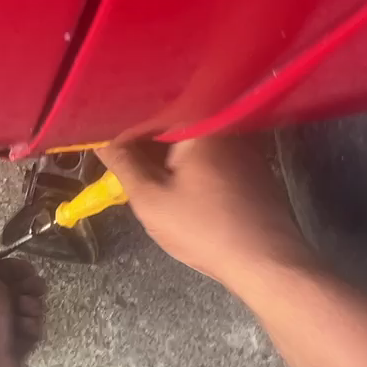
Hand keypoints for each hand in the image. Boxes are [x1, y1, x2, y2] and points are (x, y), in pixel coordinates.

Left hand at [0, 245, 46, 366]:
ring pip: (26, 308)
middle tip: (34, 292)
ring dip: (32, 309)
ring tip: (25, 317)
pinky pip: (29, 330)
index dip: (16, 267)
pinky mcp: (11, 345)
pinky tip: (25, 333)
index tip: (27, 270)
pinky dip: (30, 329)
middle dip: (29, 288)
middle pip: (16, 287)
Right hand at [100, 134, 318, 287]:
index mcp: (200, 123)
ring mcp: (243, 145)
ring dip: (166, 151)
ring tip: (140, 167)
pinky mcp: (251, 167)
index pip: (154, 105)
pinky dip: (189, 162)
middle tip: (118, 154)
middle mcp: (226, 125)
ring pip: (192, 138)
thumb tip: (101, 140)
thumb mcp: (151, 199)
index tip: (102, 133)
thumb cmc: (205, 229)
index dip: (125, 118)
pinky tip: (174, 182)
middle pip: (175, 119)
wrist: (265, 262)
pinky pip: (211, 154)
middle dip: (145, 136)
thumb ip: (123, 164)